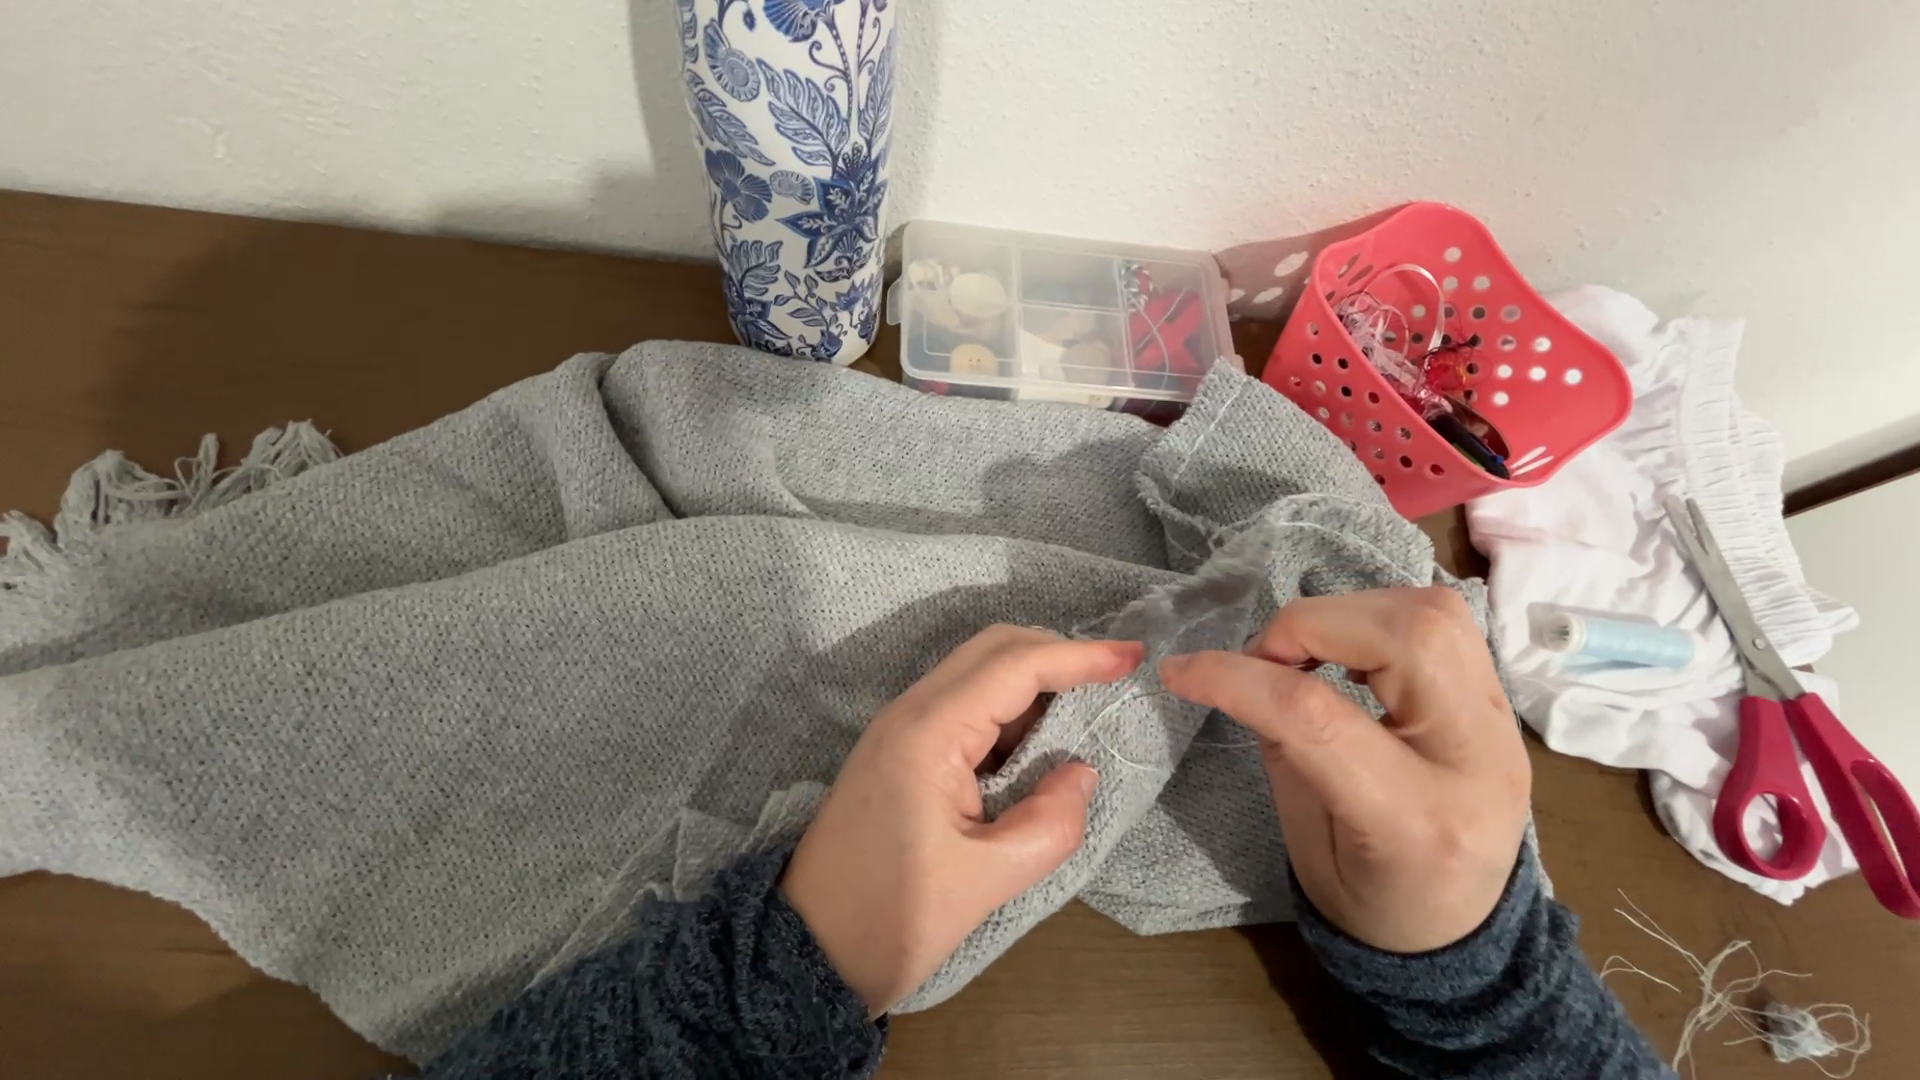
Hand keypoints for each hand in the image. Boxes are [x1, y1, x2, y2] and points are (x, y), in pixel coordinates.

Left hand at [781, 625, 1143, 1013]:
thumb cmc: (891, 918)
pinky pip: (965, 706)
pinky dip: (1009, 712)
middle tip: (1112, 678)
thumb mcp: (985, 880)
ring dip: (1033, 683)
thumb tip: (1083, 774)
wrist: (807, 947)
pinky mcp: (903, 748)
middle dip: (1057, 655)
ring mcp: (902, 726)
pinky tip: (1037, 744)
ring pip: (978, 673)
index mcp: (930, 731)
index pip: (1015, 666)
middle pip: (993, 650)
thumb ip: (1049, 824)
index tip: (1133, 656)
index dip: (1079, 655)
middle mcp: (912, 711)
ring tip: (1085, 714)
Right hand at [1160, 587, 1529, 953]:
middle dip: (1306, 624)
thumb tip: (1248, 668)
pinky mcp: (1498, 698)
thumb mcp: (1303, 836)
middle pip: (1402, 638)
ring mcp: (1500, 721)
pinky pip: (1440, 619)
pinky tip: (1346, 648)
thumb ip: (1281, 742)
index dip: (1236, 678)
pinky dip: (1375, 615)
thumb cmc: (1367, 895)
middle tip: (1264, 659)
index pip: (1317, 716)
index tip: (1180, 670)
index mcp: (1416, 819)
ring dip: (1344, 612)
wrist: (1459, 926)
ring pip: (1429, 612)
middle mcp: (1477, 758)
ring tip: (1303, 649)